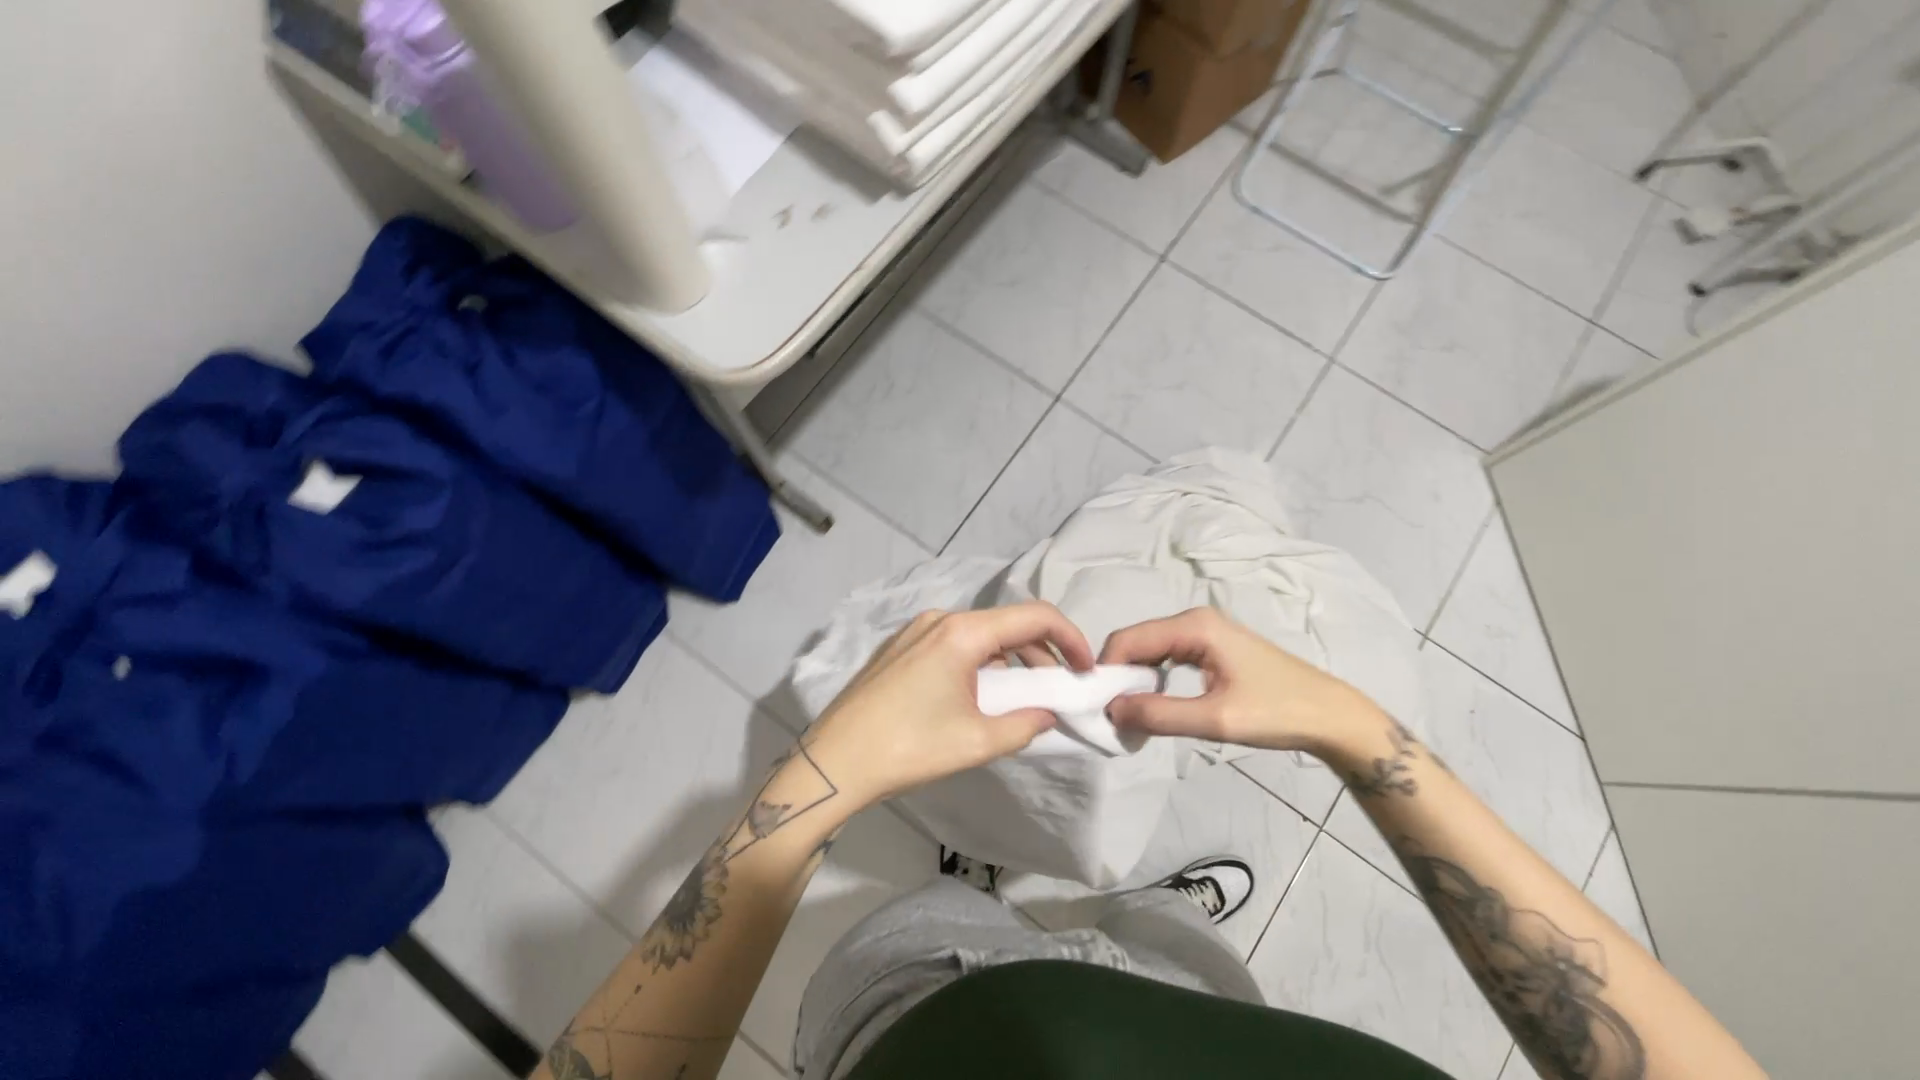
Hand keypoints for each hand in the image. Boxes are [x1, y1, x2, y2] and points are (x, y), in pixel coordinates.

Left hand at [804, 602, 1094, 804]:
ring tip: (1021, 698)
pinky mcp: (898, 648)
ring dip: (1009, 660)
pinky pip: (953, 644)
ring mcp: (914, 631)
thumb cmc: (908, 749)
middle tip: (1057, 690)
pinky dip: (979, 663)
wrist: (834, 761)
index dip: (1070, 638)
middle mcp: (939, 619)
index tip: (1086, 669)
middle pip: (1006, 624)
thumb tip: (1048, 713)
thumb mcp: (977, 742)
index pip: (1035, 616)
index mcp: (963, 632)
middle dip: (1041, 653)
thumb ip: (1025, 724)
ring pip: (979, 635)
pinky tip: (979, 695)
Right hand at [1099, 607, 1383, 754]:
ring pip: (1150, 651)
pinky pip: (1168, 658)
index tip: (1097, 706)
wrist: (1330, 716)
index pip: (1128, 639)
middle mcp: (1195, 620)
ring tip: (1131, 714)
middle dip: (1118, 676)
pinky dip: (1154, 680)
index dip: (1106, 670)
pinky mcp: (1212, 649)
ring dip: (1135, 680)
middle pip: (1136, 642)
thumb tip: (1111, 711)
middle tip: (1112, 715)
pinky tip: (1155, 705)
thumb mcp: (1215, 720)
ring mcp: (1205, 633)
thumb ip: (1160, 715)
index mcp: (1194, 626)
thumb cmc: (1276, 713)